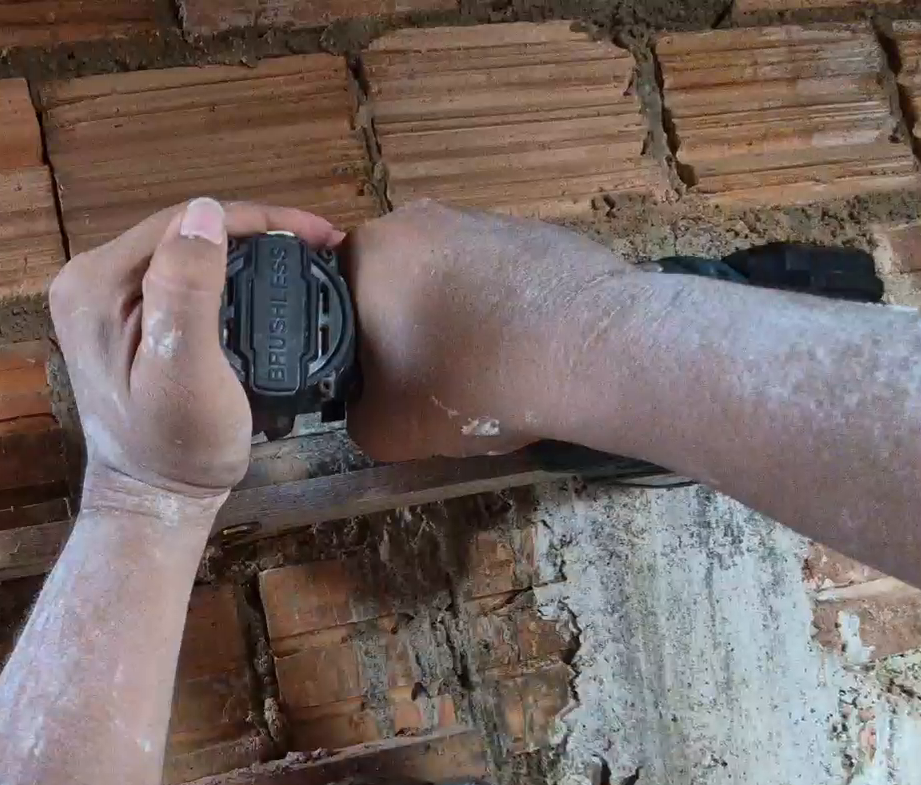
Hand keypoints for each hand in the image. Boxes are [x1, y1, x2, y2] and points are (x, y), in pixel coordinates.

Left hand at [49, 198, 343, 505]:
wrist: (157, 500)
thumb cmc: (178, 449)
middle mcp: (88, 283)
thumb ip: (188, 291)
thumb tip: (206, 211)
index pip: (182, 223)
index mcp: (94, 286)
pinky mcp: (120, 323)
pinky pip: (177, 282)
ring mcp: (101, 303)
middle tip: (317, 248)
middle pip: (182, 234)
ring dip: (241, 255)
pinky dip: (221, 281)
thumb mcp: (186, 372)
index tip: (317, 234)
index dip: (255, 221)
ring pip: (183, 254)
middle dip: (253, 235)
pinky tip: (256, 285)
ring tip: (298, 261)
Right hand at [341, 200, 640, 461]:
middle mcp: (415, 220)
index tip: (369, 383)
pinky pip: (493, 276)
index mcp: (367, 253)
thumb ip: (356, 415)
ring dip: (446, 318)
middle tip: (418, 379)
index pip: (330, 301)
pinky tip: (516, 349)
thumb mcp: (382, 430)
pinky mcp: (534, 230)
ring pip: (441, 278)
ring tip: (476, 367)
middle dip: (397, 330)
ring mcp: (480, 218)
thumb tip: (368, 404)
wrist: (589, 352)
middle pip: (388, 285)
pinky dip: (495, 309)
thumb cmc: (465, 382)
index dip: (345, 349)